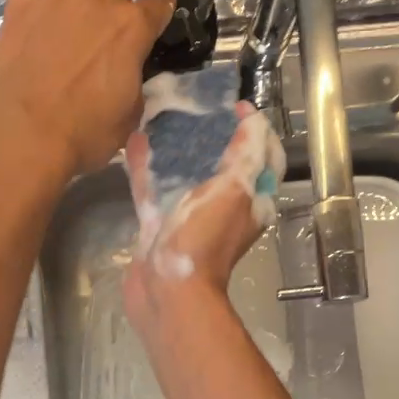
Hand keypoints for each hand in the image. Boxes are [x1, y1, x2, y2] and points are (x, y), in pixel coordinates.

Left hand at [0, 0, 175, 176]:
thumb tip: (129, 75)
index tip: (162, 12)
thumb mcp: (128, 119)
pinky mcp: (19, 9)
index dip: (164, 7)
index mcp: (131, 30)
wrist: (24, 139)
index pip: (159, 4)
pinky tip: (40, 6)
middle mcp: (97, 2)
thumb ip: (134, 84)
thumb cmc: (83, 136)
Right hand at [122, 101, 280, 325]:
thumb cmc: (204, 242)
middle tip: (195, 107)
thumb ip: (246, 154)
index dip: (255, 130)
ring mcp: (189, 218)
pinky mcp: (160, 227)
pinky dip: (147, 168)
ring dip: (177, 149)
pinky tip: (135, 141)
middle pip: (222, 163)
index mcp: (250, 200)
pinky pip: (155, 190)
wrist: (167, 293)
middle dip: (212, 135)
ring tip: (164, 119)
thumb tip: (252, 121)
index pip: (263, 157)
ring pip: (186, 175)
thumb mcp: (234, 191)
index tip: (235, 106)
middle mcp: (223, 208)